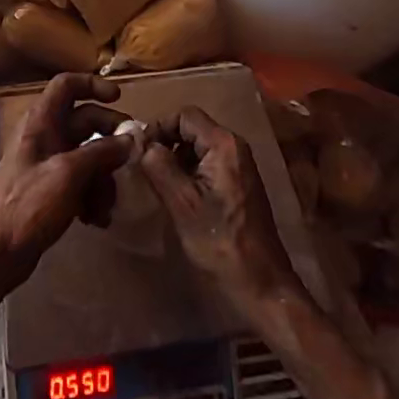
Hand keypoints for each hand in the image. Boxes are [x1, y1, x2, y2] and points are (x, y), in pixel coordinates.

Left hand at [0, 74, 138, 300]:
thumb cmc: (28, 205)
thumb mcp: (69, 174)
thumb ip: (101, 152)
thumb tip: (130, 139)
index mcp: (41, 122)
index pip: (66, 85)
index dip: (93, 84)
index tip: (120, 98)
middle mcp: (44, 136)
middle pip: (85, 121)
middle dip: (110, 140)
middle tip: (133, 156)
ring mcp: (47, 163)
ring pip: (88, 155)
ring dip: (103, 178)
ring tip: (107, 206)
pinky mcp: (51, 190)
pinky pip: (81, 181)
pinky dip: (92, 195)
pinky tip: (97, 220)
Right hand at [138, 106, 299, 314]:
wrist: (261, 284)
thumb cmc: (220, 242)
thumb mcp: (181, 203)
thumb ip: (158, 166)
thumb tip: (141, 143)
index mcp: (224, 144)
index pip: (184, 115)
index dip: (158, 127)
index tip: (138, 151)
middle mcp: (235, 147)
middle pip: (191, 129)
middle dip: (165, 143)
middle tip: (142, 168)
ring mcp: (239, 166)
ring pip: (197, 148)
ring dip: (174, 160)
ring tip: (154, 183)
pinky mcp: (238, 184)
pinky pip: (206, 164)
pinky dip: (187, 173)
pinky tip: (175, 196)